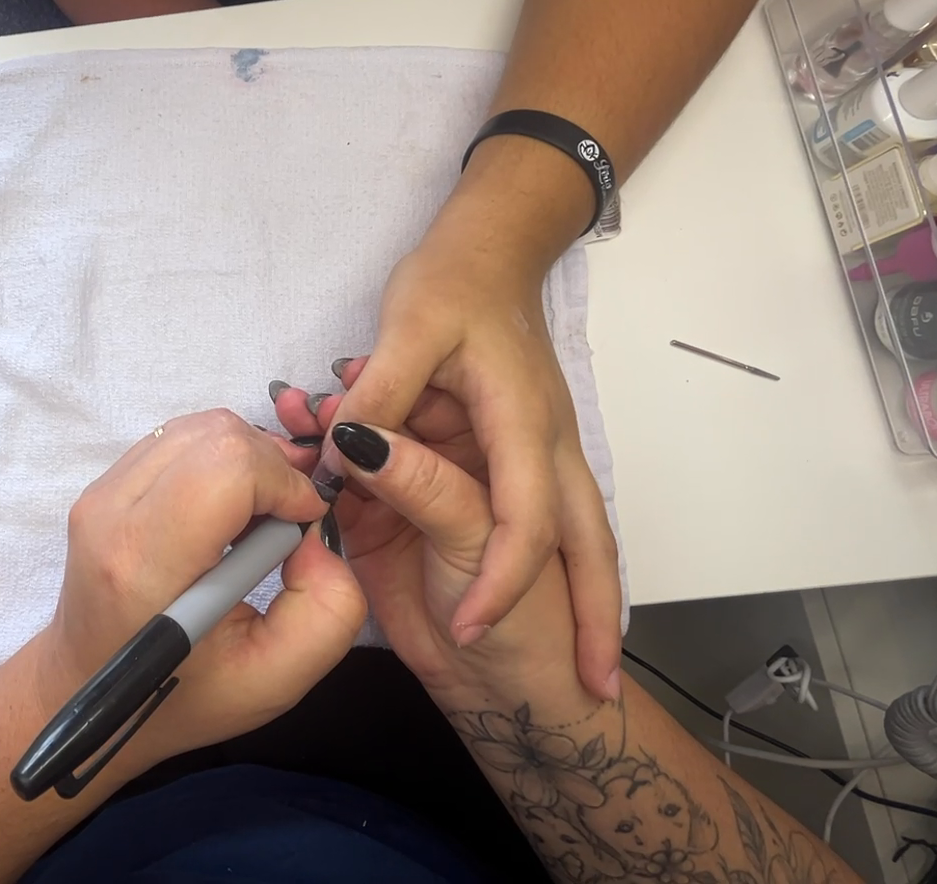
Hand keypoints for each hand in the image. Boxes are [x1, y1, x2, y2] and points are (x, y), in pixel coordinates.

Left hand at [35, 409, 365, 770]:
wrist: (86, 686)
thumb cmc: (182, 695)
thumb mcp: (275, 680)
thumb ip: (329, 607)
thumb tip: (315, 529)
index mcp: (146, 564)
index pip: (226, 468)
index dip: (283, 482)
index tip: (301, 524)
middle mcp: (112, 512)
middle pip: (216, 435)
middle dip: (272, 465)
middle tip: (285, 517)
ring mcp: (100, 491)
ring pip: (199, 427)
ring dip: (247, 458)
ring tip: (256, 514)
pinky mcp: (102, 482)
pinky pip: (178, 437)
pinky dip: (218, 457)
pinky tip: (225, 505)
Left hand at [315, 213, 621, 701]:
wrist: (492, 247)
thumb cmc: (453, 281)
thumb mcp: (407, 333)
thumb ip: (378, 397)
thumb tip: (339, 456)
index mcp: (520, 422)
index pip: (523, 518)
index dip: (501, 580)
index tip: (469, 629)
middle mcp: (546, 442)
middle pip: (590, 537)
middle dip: (594, 614)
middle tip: (597, 690)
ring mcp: (544, 442)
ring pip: (583, 526)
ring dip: (591, 594)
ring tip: (593, 667)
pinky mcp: (523, 440)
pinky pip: (549, 505)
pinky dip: (559, 553)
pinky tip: (555, 590)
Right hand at [317, 401, 580, 707]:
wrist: (500, 691)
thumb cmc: (528, 614)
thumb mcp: (474, 534)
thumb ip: (423, 482)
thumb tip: (359, 438)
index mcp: (491, 452)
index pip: (435, 404)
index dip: (392, 388)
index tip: (349, 381)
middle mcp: (443, 463)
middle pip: (387, 422)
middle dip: (347, 406)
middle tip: (306, 400)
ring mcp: (401, 493)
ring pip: (356, 451)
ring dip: (322, 433)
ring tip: (290, 412)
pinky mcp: (365, 524)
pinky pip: (332, 490)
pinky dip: (309, 471)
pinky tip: (286, 449)